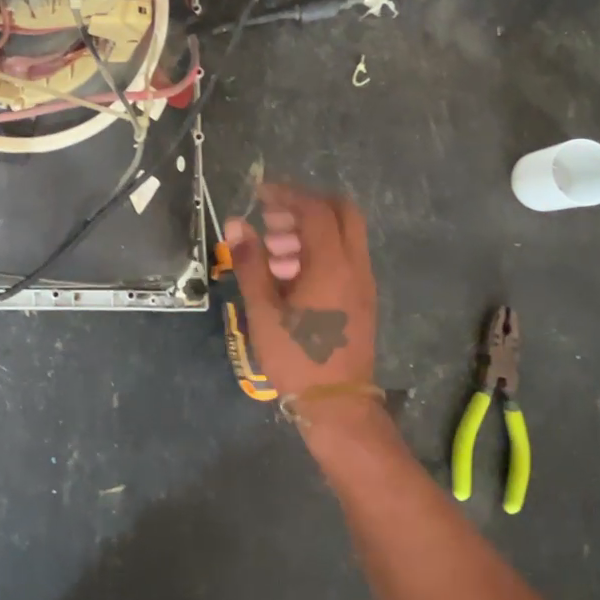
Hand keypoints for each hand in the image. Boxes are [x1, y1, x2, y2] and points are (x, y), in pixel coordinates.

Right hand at [224, 185, 377, 404]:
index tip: (259, 195)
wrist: (337, 404)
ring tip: (273, 251)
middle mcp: (355, 267)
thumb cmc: (296, 357)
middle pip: (342, 213)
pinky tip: (288, 275)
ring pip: (345, 236)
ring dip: (311, 230)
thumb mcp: (264, 310)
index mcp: (332, 265)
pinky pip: (345, 258)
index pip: (315, 210)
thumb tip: (236, 224)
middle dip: (306, 206)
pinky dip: (319, 251)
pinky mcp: (362, 299)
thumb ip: (250, 263)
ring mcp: (363, 283)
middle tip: (272, 218)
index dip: (286, 196)